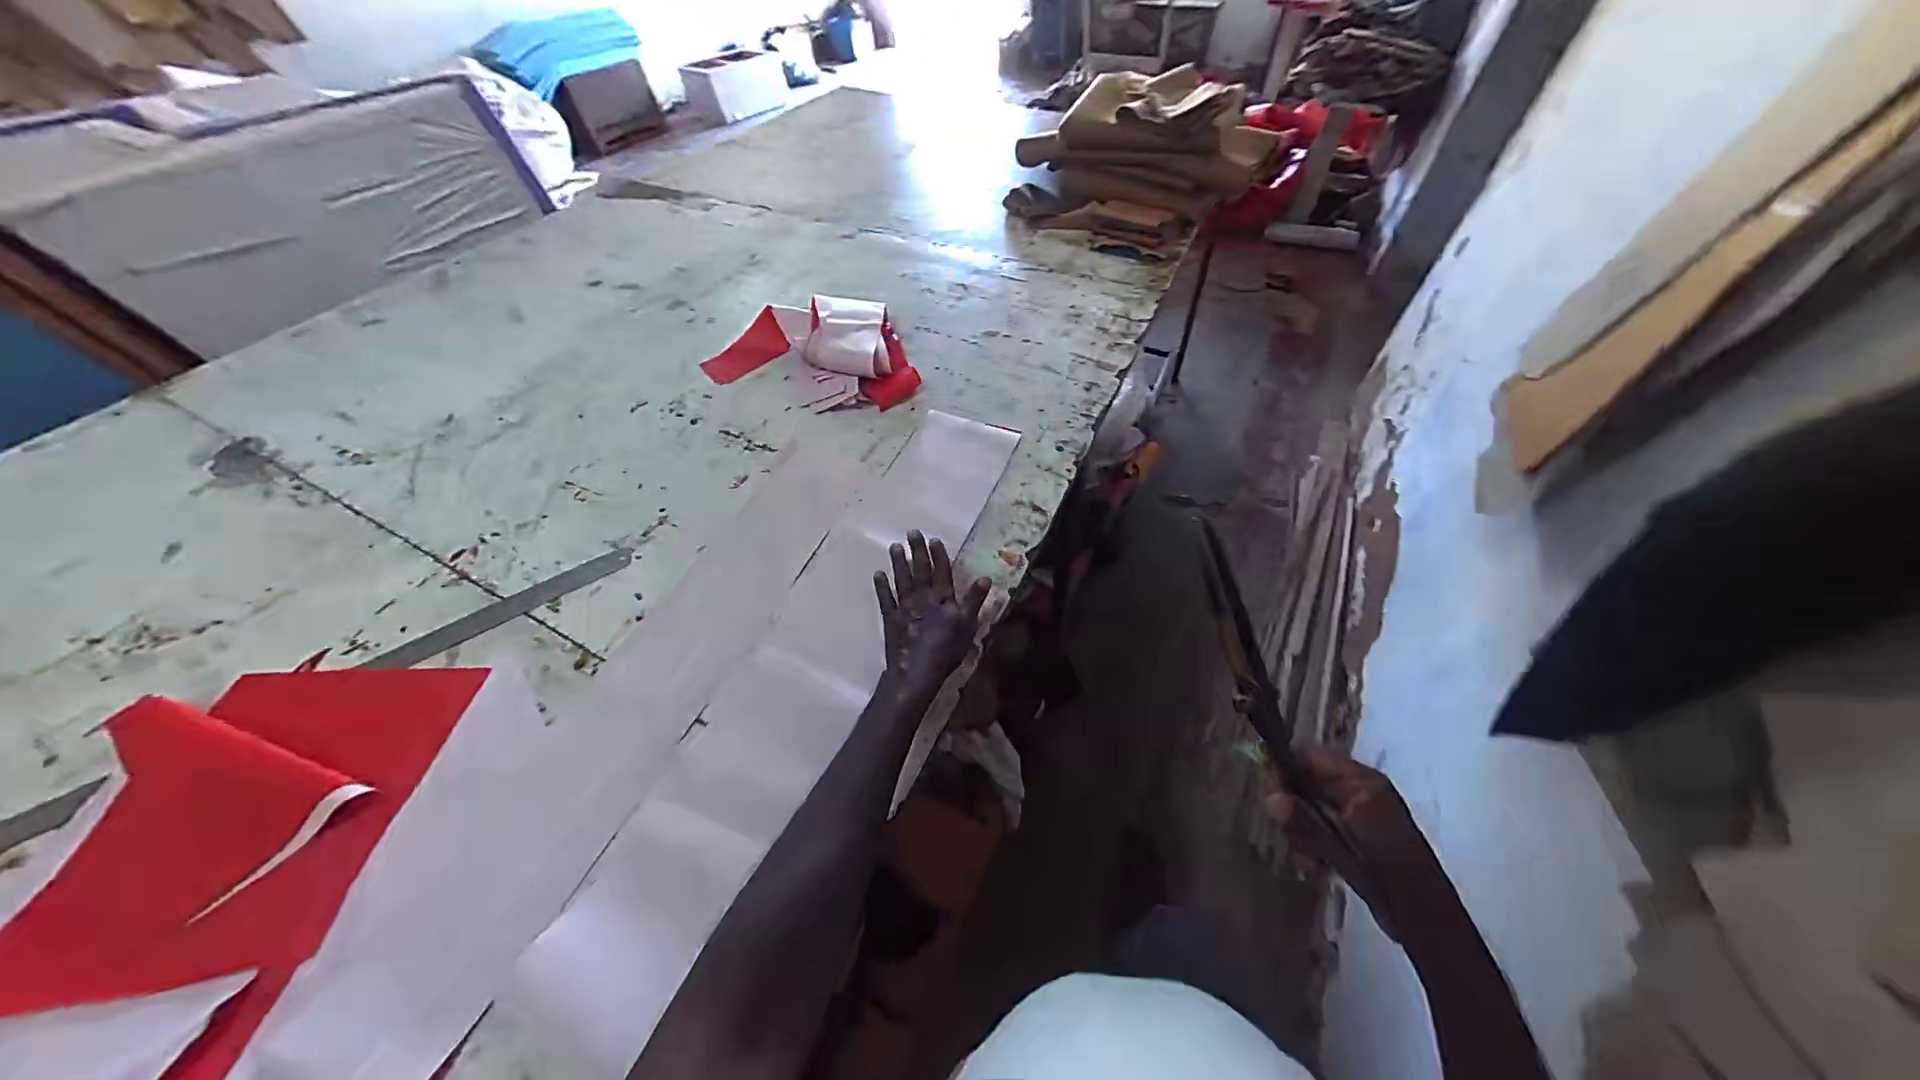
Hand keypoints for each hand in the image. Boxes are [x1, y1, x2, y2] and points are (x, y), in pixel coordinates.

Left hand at [873, 530, 989, 699]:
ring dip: (899, 562)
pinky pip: (885, 598)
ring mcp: (904, 606)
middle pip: (920, 569)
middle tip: (912, 532)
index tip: (934, 539)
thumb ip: (974, 600)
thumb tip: (985, 577)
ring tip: (895, 546)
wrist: (917, 670)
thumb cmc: (947, 649)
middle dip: (917, 550)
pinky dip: (881, 585)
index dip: (939, 555)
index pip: (942, 571)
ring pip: (902, 579)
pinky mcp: (891, 618)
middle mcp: (922, 596)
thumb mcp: (968, 625)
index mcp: (943, 597)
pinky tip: (878, 574)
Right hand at [1266, 750, 1454, 942]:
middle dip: (1293, 809)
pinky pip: (1321, 826)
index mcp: (1361, 781)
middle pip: (1305, 781)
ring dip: (1302, 832)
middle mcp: (1358, 790)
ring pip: (1309, 807)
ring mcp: (1358, 813)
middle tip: (1289, 834)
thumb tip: (1271, 799)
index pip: (1308, 756)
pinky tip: (1317, 866)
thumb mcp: (1342, 847)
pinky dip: (1313, 843)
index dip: (1284, 771)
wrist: (1428, 920)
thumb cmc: (1389, 876)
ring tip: (1310, 860)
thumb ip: (1305, 821)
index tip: (1271, 796)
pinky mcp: (1356, 835)